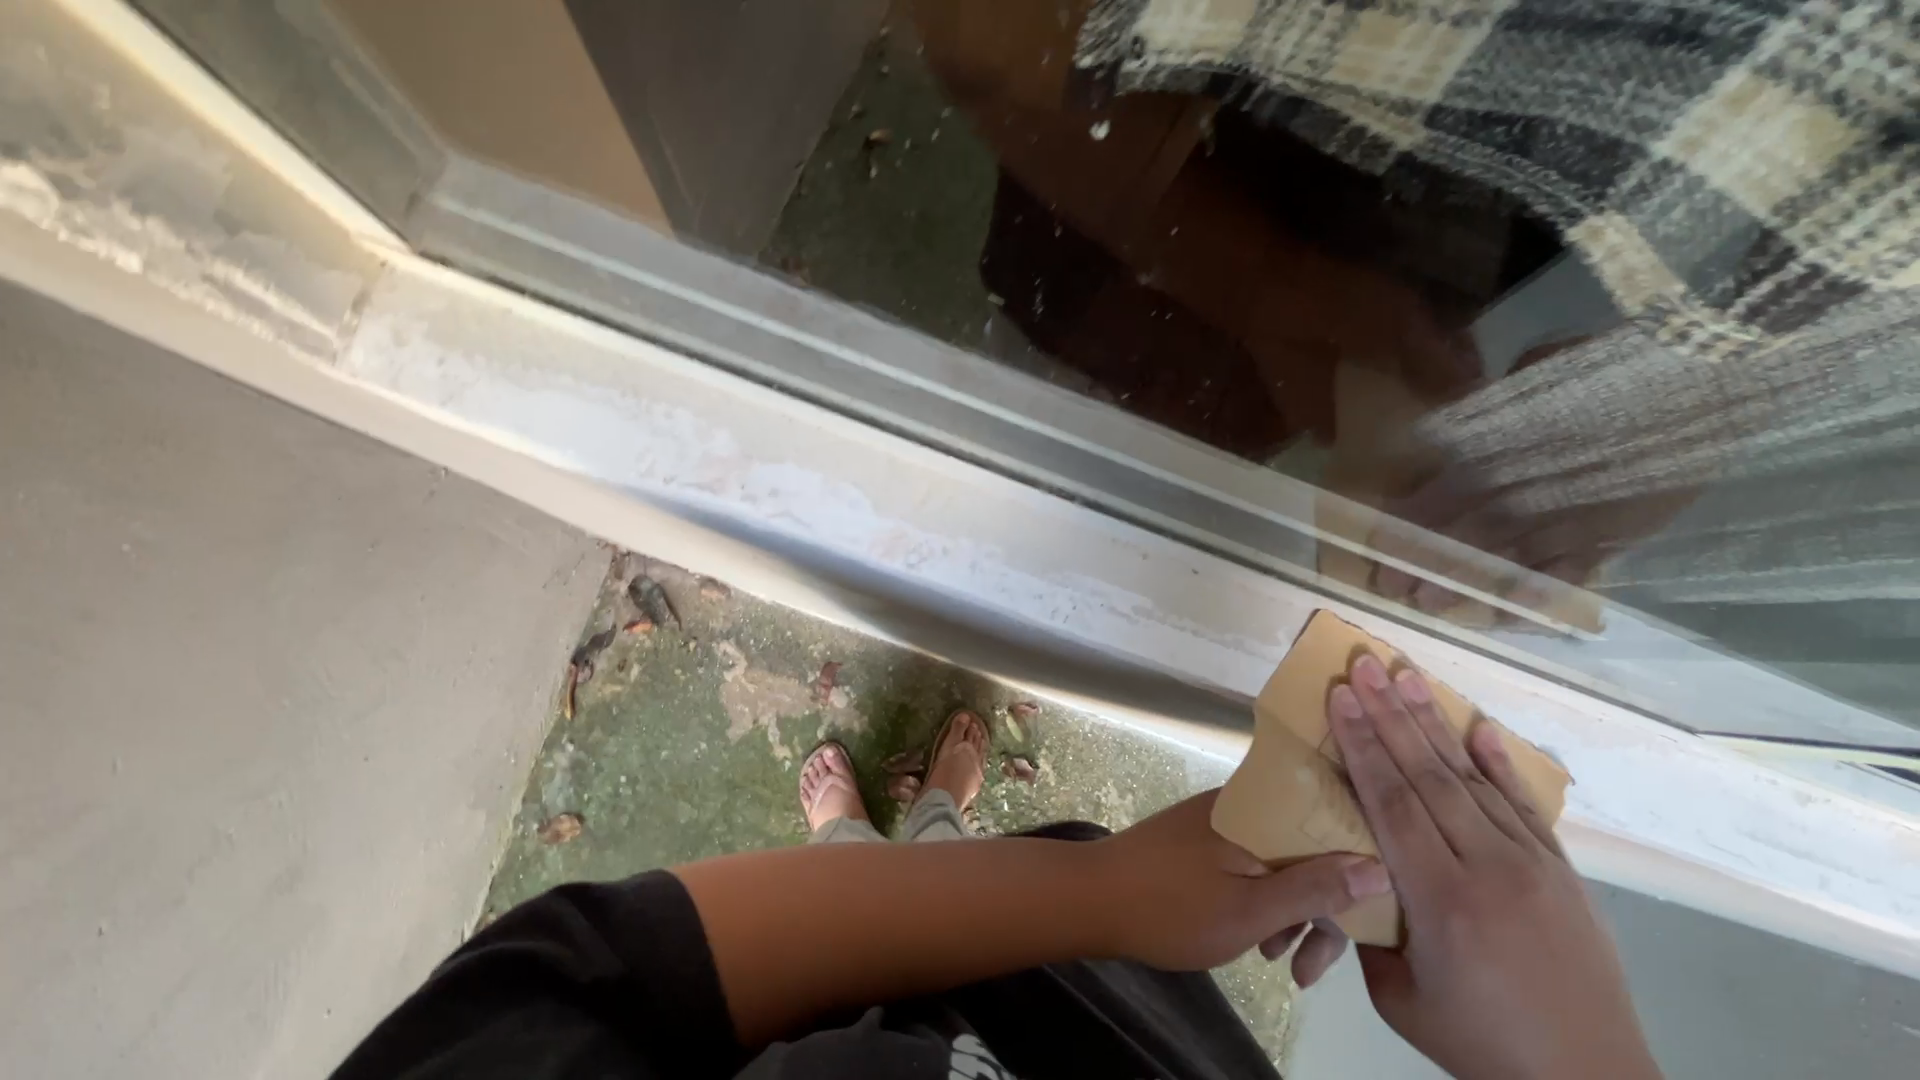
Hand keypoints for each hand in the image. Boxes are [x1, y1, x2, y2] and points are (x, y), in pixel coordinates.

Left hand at [1088, 790, 1390, 980]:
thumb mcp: (1251, 910)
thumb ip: (1314, 889)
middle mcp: (1244, 805)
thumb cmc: (1171, 908)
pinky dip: (1262, 903)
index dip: (1359, 875)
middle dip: (1321, 911)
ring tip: (1278, 961)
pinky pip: (1252, 867)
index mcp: (1259, 809)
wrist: (1089, 900)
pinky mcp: (1202, 841)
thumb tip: (1380, 866)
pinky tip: (1257, 943)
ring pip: (1281, 863)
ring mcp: (1221, 823)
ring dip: (1290, 913)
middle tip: (1310, 968)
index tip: (1363, 926)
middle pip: (1309, 850)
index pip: (1333, 824)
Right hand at [1330, 656, 1661, 1079]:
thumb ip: (1369, 929)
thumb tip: (1352, 874)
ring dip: (1433, 724)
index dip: (1362, 746)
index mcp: (1440, 900)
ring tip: (1406, 676)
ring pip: (1472, 779)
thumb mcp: (1399, 997)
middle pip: (1427, 776)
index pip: (1391, 803)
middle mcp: (1488, 868)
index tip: (1341, 698)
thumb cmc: (1480, 1041)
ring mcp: (1533, 865)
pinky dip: (1499, 762)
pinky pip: (1524, 805)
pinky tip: (1479, 725)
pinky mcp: (1563, 872)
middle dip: (1389, 715)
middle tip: (1364, 666)